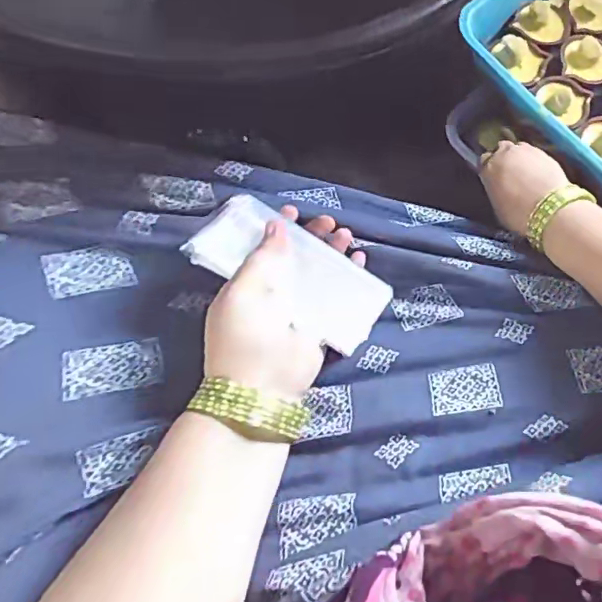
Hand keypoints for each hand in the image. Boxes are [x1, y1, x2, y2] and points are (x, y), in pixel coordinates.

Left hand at [202, 206, 362, 401]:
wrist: (263, 390)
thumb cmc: (246, 338)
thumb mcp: (244, 292)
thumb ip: (262, 258)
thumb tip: (276, 227)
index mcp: (247, 286)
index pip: (264, 250)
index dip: (279, 229)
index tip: (294, 212)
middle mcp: (272, 296)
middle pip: (296, 259)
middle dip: (312, 239)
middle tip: (329, 223)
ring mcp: (297, 312)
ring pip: (318, 275)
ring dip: (332, 255)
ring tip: (347, 238)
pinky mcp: (318, 328)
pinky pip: (336, 298)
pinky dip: (348, 280)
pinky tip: (358, 265)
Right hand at [479, 141, 571, 235]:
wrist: (550, 209)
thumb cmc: (520, 214)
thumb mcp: (498, 207)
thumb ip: (495, 190)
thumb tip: (499, 189)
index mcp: (489, 168)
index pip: (485, 161)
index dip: (492, 169)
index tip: (496, 177)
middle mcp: (505, 154)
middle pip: (502, 150)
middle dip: (506, 159)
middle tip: (513, 175)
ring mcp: (526, 150)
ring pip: (520, 149)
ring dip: (522, 158)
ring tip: (529, 175)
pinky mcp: (545, 152)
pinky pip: (536, 154)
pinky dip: (537, 162)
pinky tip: (541, 175)